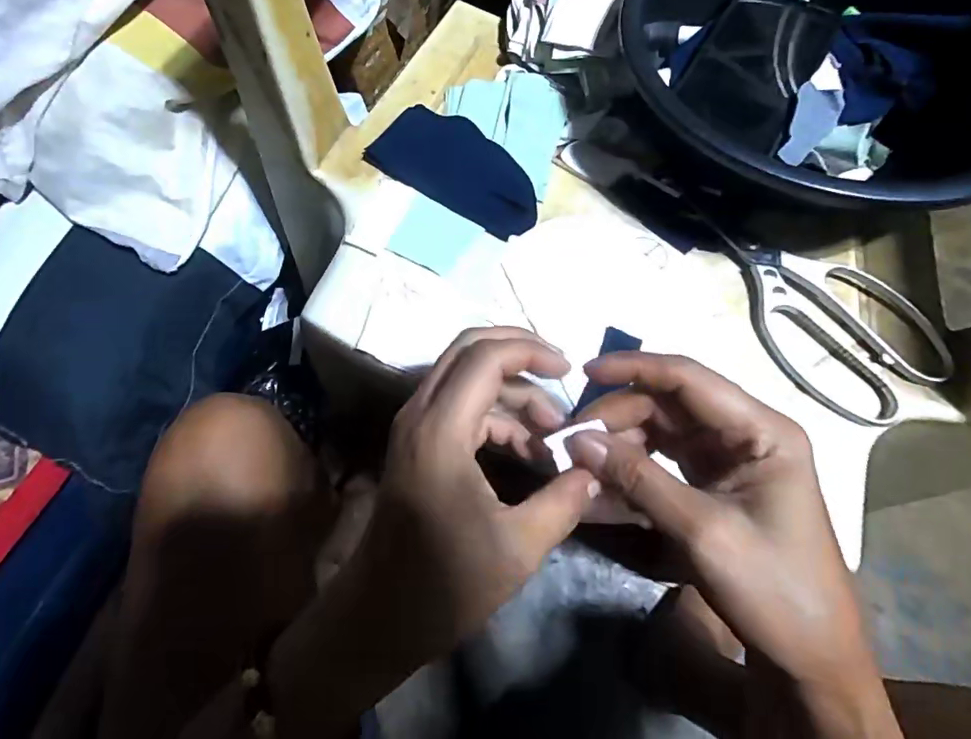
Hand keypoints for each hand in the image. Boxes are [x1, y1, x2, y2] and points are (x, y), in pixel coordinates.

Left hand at [267, 329, 596, 738]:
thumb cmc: (443, 585)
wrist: (375, 621)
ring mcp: (415, 427)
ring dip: (513, 390)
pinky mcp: (418, 444)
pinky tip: (528, 449)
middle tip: (561, 372)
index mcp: (440, 431)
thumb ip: (562, 502)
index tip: (569, 370)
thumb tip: (595, 470)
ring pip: (467, 376)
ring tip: (552, 431)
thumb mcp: (517, 549)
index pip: (485, 357)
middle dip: (520, 350)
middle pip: (470, 349)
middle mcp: (420, 415)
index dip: (531, 351)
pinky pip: (462, 404)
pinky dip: (498, 413)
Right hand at [567, 353, 898, 737]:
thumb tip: (580, 440)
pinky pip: (666, 465)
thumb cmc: (773, 589)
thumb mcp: (703, 532)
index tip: (587, 370)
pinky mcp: (716, 486)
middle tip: (572, 439)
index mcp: (762, 429)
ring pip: (664, 431)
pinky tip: (598, 487)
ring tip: (578, 460)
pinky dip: (634, 473)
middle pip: (672, 404)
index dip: (636, 368)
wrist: (812, 661)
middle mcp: (747, 433)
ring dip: (622, 444)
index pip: (690, 379)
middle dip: (621, 416)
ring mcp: (731, 460)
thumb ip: (641, 480)